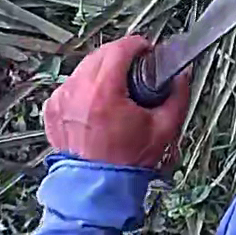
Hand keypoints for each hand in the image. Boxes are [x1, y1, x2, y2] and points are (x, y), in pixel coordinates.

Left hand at [43, 36, 191, 167]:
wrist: (98, 189)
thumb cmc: (128, 162)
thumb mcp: (164, 128)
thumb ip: (178, 96)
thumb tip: (182, 76)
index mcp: (104, 93)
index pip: (120, 48)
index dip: (138, 45)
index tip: (147, 51)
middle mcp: (78, 92)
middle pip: (101, 53)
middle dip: (121, 55)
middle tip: (136, 68)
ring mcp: (61, 100)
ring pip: (84, 67)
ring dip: (103, 69)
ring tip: (118, 86)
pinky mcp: (52, 109)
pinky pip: (71, 84)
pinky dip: (85, 86)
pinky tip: (99, 101)